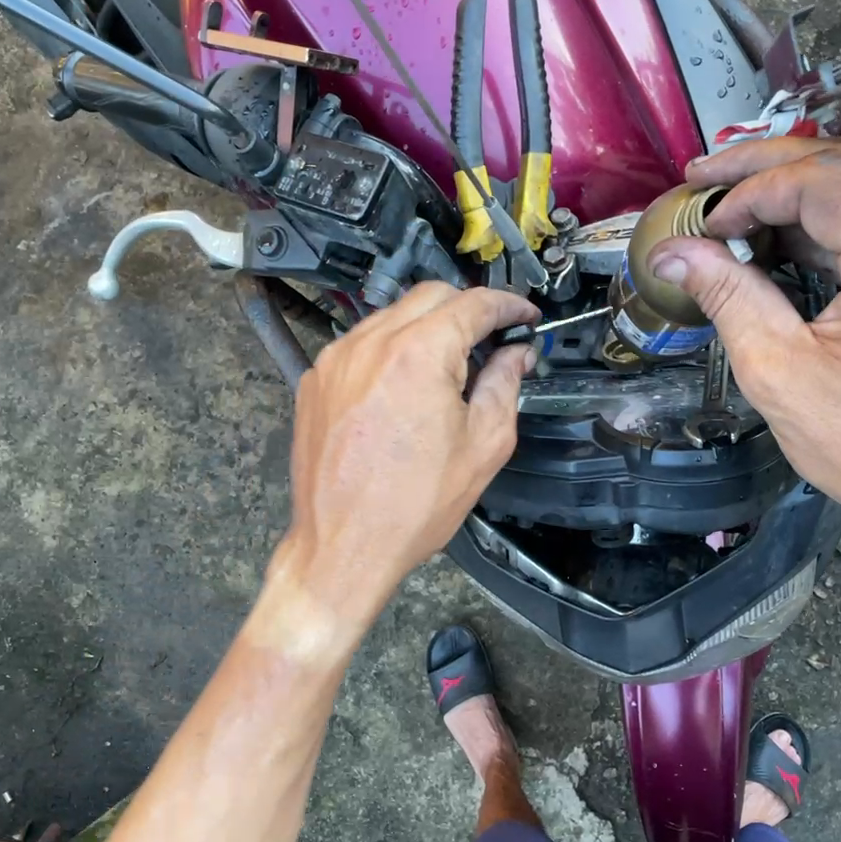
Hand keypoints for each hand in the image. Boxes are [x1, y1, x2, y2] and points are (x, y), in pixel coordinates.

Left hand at [273, 283, 539, 631]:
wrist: (344, 545)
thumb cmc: (411, 507)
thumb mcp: (483, 446)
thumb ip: (504, 386)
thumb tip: (515, 355)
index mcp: (418, 355)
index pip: (472, 304)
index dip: (507, 305)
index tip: (523, 317)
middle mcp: (371, 344)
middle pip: (430, 296)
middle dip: (467, 309)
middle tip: (492, 337)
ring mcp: (337, 359)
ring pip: (392, 315)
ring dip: (427, 327)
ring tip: (449, 366)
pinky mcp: (317, 379)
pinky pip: (362, 343)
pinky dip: (391, 348)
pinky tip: (406, 384)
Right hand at [647, 137, 840, 549]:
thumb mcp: (777, 372)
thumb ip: (727, 295)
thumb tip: (670, 252)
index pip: (824, 183)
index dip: (753, 191)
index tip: (707, 222)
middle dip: (768, 166)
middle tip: (705, 176)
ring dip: (796, 183)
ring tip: (733, 199)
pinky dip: (828, 211)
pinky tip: (781, 228)